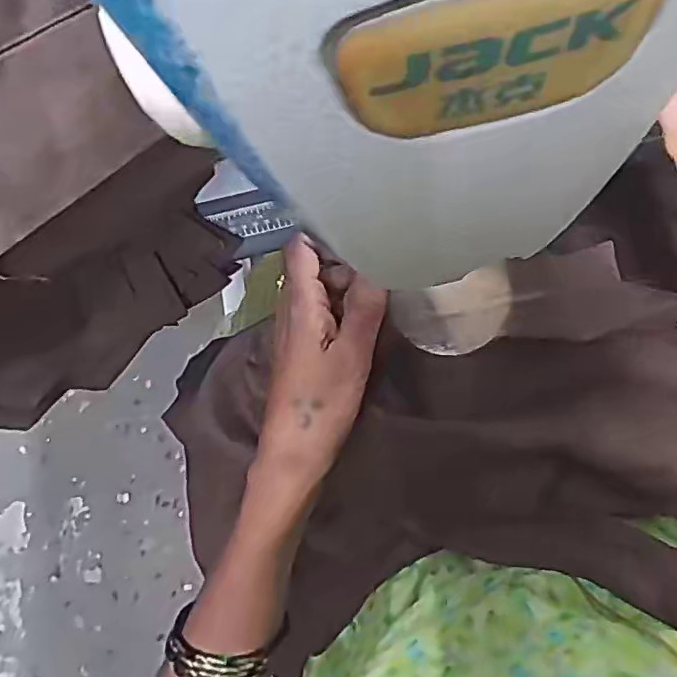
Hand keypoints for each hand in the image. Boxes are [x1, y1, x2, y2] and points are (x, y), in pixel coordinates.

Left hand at [249, 235, 386, 518]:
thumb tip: (380, 261)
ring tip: (383, 289)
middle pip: (315, 265)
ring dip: (349, 287)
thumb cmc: (321, 403)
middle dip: (348, 261)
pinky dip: (344, 308)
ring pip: (322, 289)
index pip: (302, 246)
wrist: (294, 451)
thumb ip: (366, 306)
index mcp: (299, 301)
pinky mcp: (303, 345)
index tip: (363, 225)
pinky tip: (368, 318)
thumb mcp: (353, 353)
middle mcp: (291, 307)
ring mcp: (295, 326)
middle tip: (386, 266)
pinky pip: (323, 311)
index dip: (327, 230)